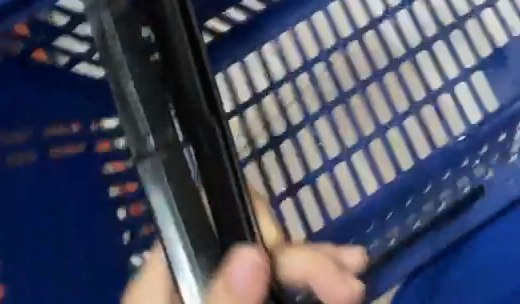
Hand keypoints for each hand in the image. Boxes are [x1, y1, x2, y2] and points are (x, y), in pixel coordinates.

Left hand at [123, 243, 368, 303]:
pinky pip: (281, 292)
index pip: (200, 229)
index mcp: (162, 291)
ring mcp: (224, 302)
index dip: (249, 223)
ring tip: (357, 278)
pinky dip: (315, 286)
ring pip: (273, 269)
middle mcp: (192, 290)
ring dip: (319, 269)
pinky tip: (347, 286)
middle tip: (349, 284)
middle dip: (304, 260)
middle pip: (251, 250)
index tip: (286, 249)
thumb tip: (253, 251)